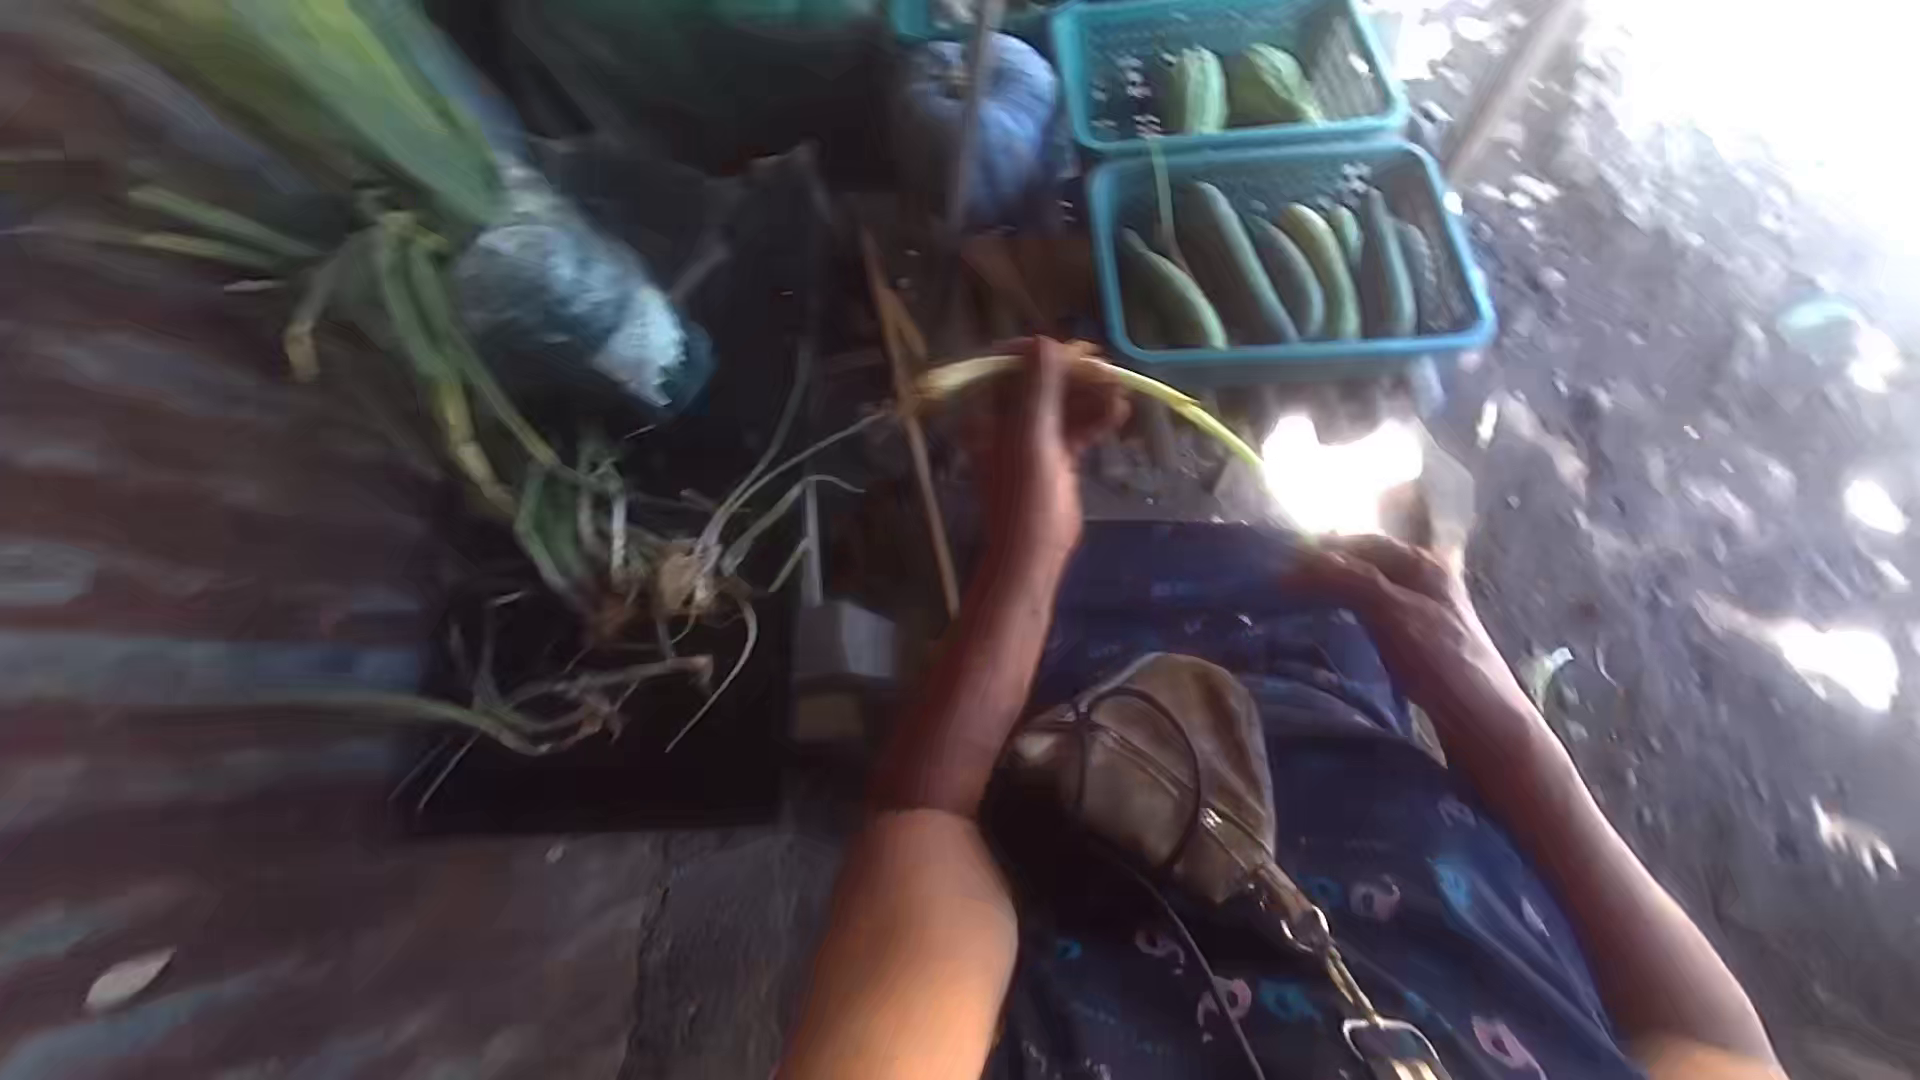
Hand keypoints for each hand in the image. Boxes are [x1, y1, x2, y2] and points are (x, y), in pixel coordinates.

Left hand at [969, 338, 1128, 568]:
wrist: (1034, 550)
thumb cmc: (1023, 497)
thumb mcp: (1030, 439)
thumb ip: (1037, 391)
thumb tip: (1044, 342)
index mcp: (987, 415)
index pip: (1008, 368)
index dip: (1039, 356)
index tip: (1072, 351)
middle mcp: (1007, 422)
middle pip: (1042, 384)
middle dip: (1073, 376)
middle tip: (1105, 370)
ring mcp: (1033, 438)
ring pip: (1064, 405)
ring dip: (1091, 396)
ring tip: (1119, 392)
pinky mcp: (1057, 455)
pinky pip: (1077, 428)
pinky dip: (1096, 419)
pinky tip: (1119, 413)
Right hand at [1285, 535, 1531, 725]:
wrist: (1475, 712)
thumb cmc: (1440, 657)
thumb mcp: (1393, 612)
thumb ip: (1352, 580)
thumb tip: (1304, 561)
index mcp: (1421, 563)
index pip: (1361, 543)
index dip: (1323, 549)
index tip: (1286, 560)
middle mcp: (1418, 575)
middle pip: (1361, 560)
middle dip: (1323, 564)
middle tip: (1284, 577)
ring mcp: (1413, 601)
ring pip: (1360, 581)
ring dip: (1328, 583)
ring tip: (1293, 593)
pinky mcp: (1406, 627)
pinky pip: (1363, 603)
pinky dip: (1338, 601)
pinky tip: (1321, 612)